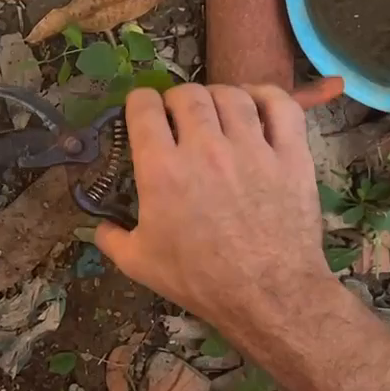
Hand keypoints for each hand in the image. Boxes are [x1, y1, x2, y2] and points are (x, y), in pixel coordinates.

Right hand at [94, 84, 334, 336]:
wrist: (267, 294)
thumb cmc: (197, 278)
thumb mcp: (138, 262)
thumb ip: (110, 238)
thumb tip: (99, 226)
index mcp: (161, 169)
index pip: (144, 108)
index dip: (138, 102)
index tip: (139, 110)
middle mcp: (205, 148)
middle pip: (187, 95)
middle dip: (175, 98)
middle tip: (176, 115)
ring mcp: (252, 148)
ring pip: (231, 95)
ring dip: (216, 96)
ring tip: (214, 110)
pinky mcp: (290, 155)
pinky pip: (281, 107)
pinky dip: (265, 96)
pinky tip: (255, 104)